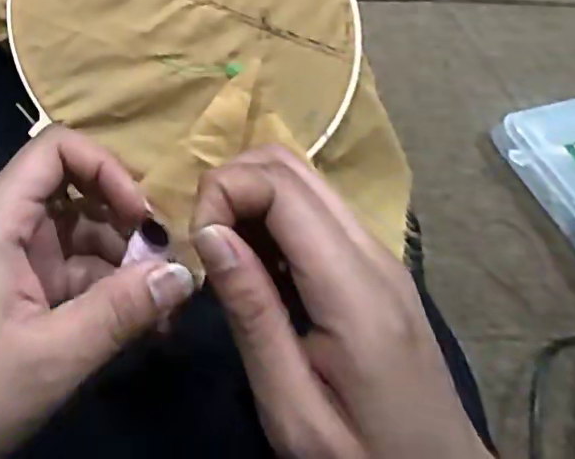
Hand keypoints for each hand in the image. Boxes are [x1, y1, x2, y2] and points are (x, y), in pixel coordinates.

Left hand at [0, 127, 195, 457]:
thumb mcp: (53, 355)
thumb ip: (119, 311)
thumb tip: (184, 272)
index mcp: (0, 214)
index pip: (57, 148)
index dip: (105, 167)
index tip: (142, 216)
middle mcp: (8, 217)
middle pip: (75, 182)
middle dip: (124, 215)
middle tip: (164, 263)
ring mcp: (17, 248)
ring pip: (83, 225)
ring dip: (125, 256)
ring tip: (165, 306)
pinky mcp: (27, 280)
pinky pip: (78, 263)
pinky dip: (110, 284)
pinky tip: (143, 322)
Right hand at [192, 146, 489, 458]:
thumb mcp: (293, 411)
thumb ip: (251, 314)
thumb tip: (208, 231)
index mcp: (356, 289)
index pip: (279, 184)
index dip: (223, 191)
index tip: (197, 240)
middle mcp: (373, 252)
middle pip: (287, 163)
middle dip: (230, 182)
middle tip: (205, 238)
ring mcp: (377, 251)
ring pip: (298, 174)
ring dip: (247, 191)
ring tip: (226, 247)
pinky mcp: (372, 260)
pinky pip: (310, 203)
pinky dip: (267, 208)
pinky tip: (256, 257)